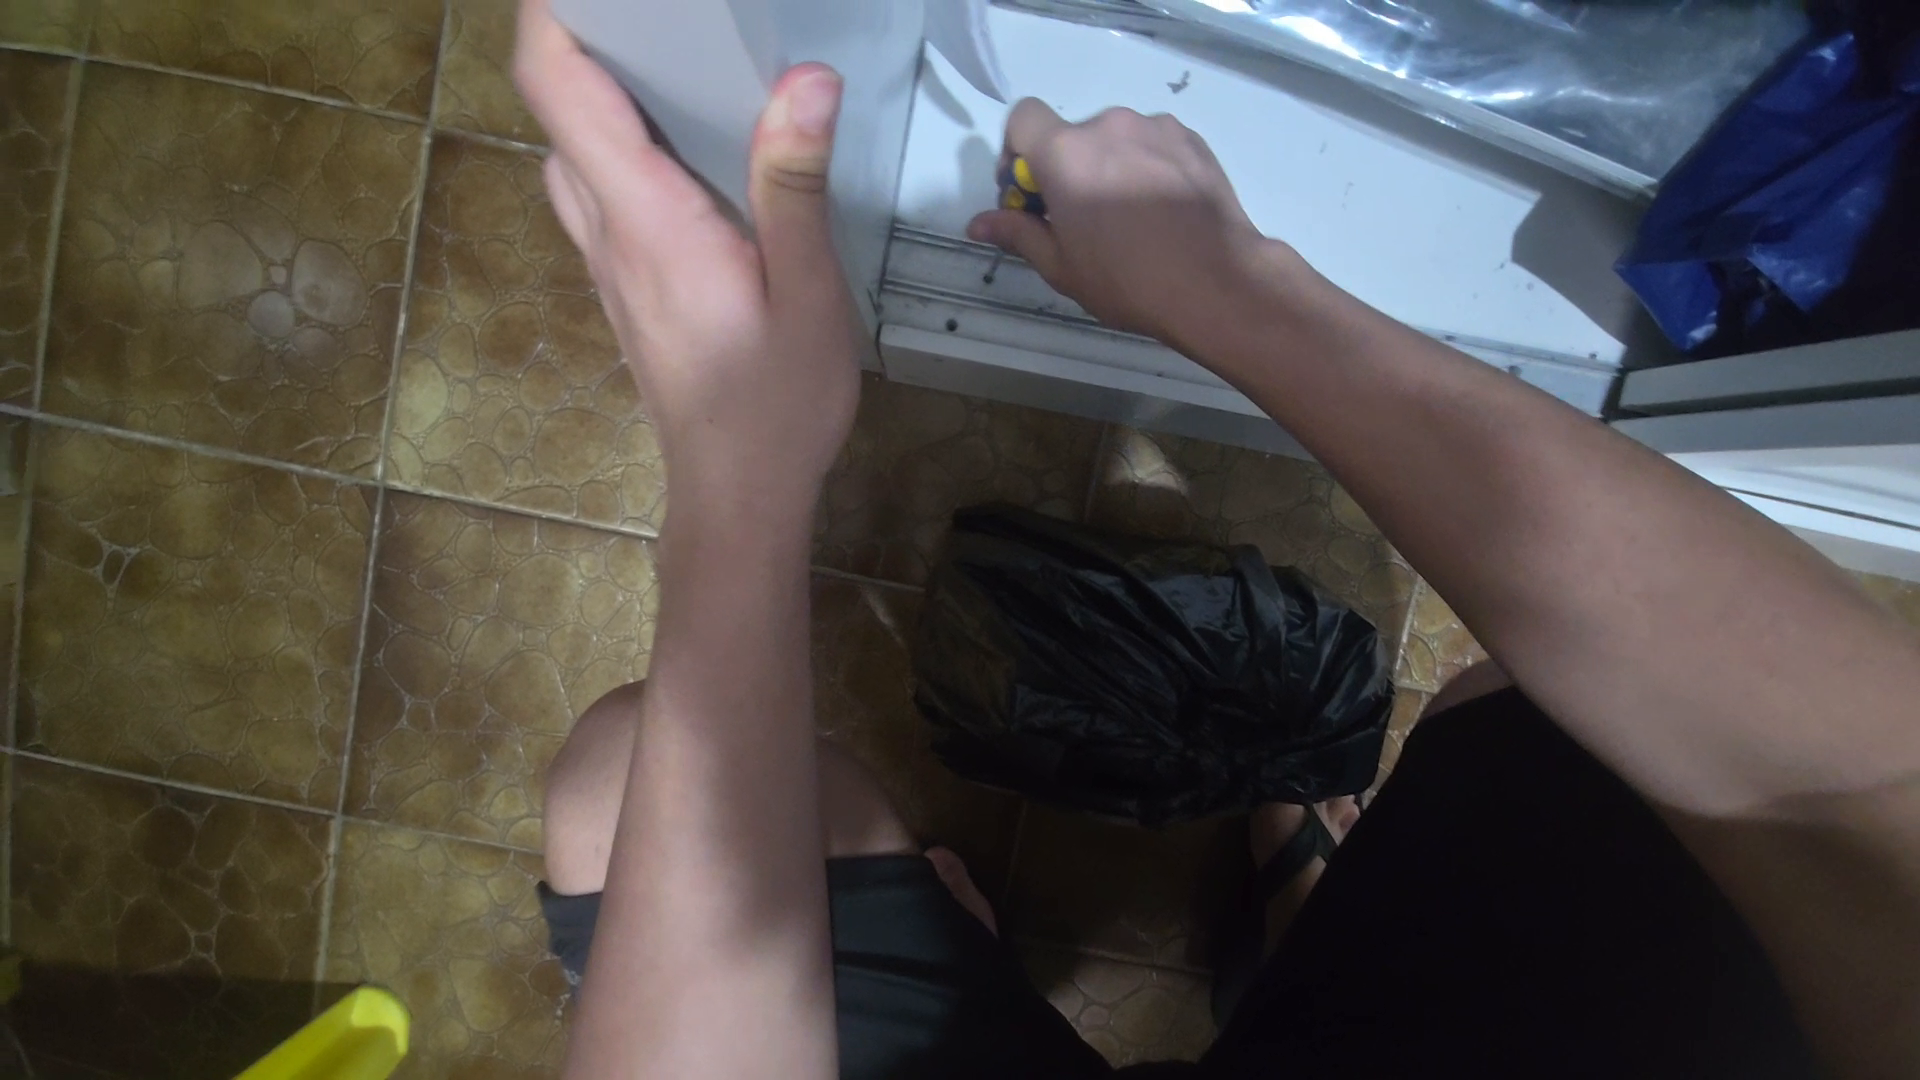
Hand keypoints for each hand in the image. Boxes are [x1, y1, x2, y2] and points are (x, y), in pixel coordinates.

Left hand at [514, 0, 860, 520]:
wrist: (738, 493)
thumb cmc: (777, 406)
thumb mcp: (808, 298)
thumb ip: (796, 189)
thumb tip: (805, 79)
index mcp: (648, 221)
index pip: (556, 83)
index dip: (557, 11)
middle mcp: (608, 235)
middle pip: (558, 112)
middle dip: (595, 48)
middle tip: (676, 28)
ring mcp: (610, 271)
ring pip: (574, 161)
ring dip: (608, 108)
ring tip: (685, 91)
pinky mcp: (628, 298)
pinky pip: (601, 205)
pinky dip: (623, 162)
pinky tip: (693, 179)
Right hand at [967, 100, 1311, 357]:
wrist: (1212, 282)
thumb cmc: (1125, 281)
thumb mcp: (1061, 266)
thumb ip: (1018, 234)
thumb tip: (977, 223)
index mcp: (1066, 154)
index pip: (1022, 119)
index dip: (1016, 153)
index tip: (1027, 194)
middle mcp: (1108, 126)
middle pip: (1070, 135)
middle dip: (1064, 171)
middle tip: (1076, 222)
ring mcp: (1154, 128)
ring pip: (1113, 141)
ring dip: (1105, 169)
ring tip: (1123, 221)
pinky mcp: (1189, 139)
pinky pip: (1149, 146)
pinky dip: (1141, 169)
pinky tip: (1156, 213)